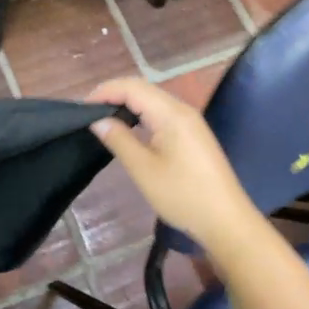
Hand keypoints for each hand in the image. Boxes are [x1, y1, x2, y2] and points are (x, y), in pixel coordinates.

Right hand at [87, 77, 265, 254]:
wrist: (227, 221)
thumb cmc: (183, 195)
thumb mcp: (144, 169)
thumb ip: (119, 140)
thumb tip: (98, 121)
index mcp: (171, 113)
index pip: (132, 87)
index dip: (105, 91)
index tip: (82, 108)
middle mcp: (182, 109)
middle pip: (143, 89)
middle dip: (114, 94)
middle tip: (89, 113)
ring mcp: (191, 121)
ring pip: (153, 100)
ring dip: (128, 104)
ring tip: (104, 119)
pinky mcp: (193, 134)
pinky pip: (162, 113)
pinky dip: (142, 115)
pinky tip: (130, 129)